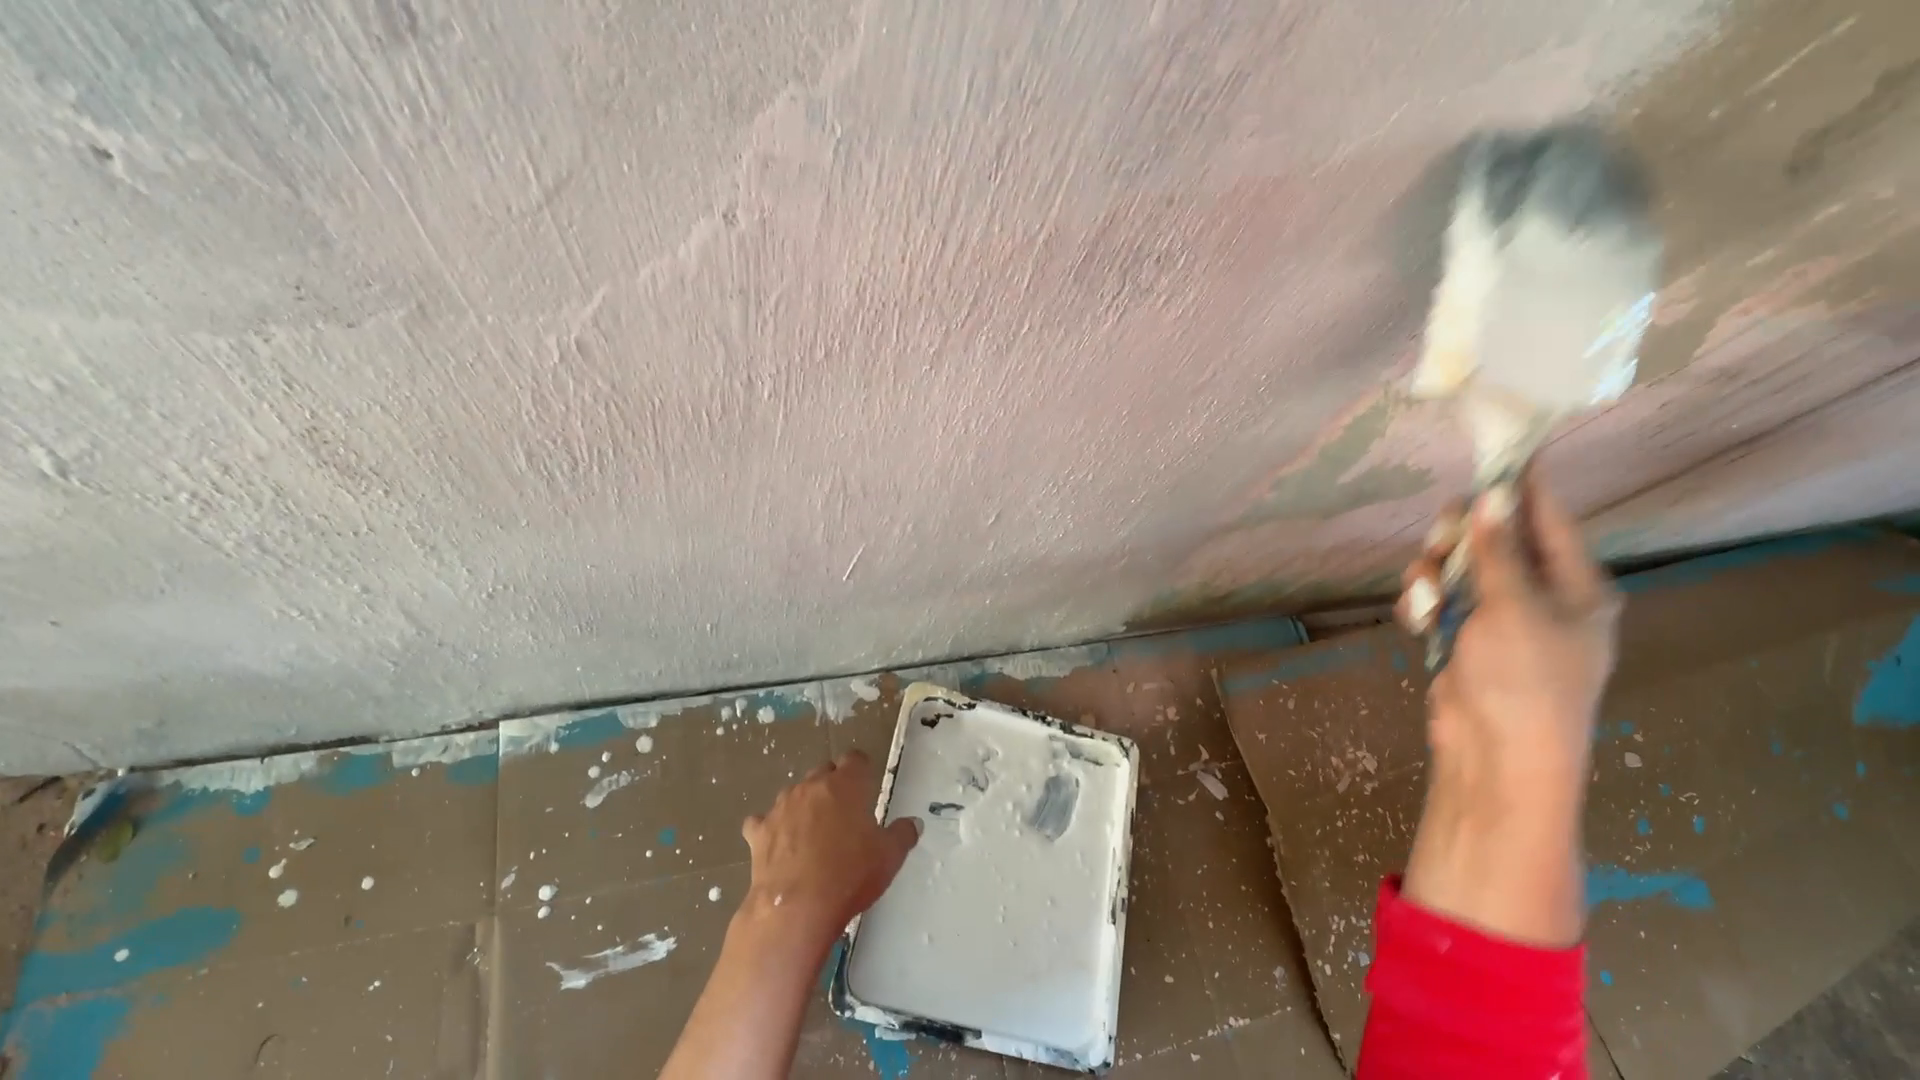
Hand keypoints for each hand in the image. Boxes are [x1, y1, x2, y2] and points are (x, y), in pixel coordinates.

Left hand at [740, 751, 920, 939]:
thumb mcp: (889, 857)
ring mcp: (781, 807)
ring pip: (795, 793)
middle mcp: (811, 786)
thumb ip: (903, 835)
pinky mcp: (758, 831)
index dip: (862, 770)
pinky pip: (764, 821)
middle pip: (823, 771)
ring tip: (814, 832)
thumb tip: (913, 823)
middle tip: (845, 813)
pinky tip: (779, 846)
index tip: (867, 786)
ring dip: (805, 805)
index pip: (855, 759)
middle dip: (833, 785)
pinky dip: (772, 829)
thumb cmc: (850, 876)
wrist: (797, 908)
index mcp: (846, 785)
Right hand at [1396, 469, 1619, 945]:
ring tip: (1426, 599)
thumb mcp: (1513, 607)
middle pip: (1493, 539)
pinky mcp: (1464, 639)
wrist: (1496, 757)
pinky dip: (1426, 604)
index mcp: (1576, 586)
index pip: (1549, 519)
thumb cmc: (1523, 680)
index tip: (1501, 449)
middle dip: (1460, 538)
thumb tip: (1495, 495)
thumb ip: (1498, 550)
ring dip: (1435, 575)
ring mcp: (1499, 619)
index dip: (1523, 485)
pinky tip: (1420, 618)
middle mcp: (1540, 596)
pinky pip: (1440, 600)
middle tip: (1442, 538)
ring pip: (1458, 568)